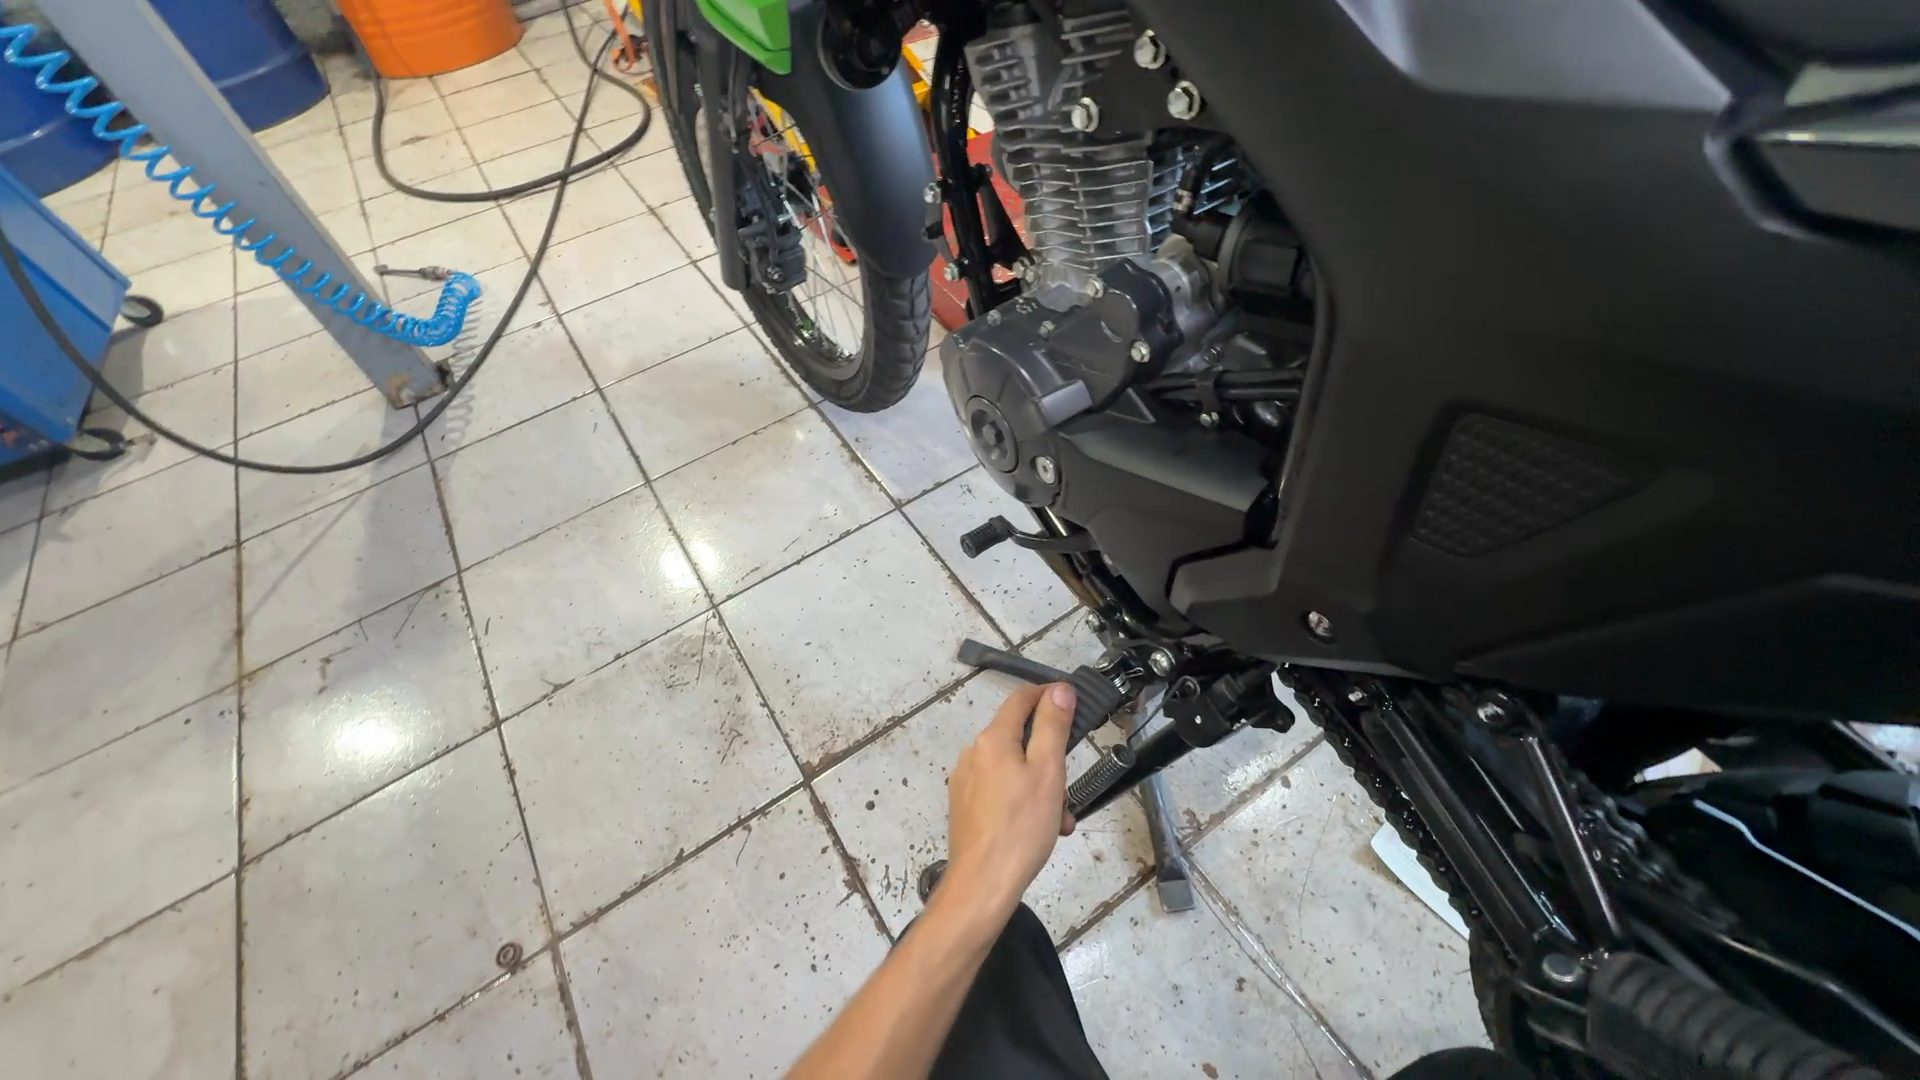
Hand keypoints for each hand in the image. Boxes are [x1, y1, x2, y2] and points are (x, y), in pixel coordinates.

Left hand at [940, 683, 1078, 917]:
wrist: (982, 885)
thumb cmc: (1021, 827)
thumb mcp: (1047, 772)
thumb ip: (1053, 727)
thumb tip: (1059, 690)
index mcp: (992, 739)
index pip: (1021, 700)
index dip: (1048, 695)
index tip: (1073, 701)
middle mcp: (973, 753)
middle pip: (1018, 738)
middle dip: (1049, 757)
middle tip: (1069, 789)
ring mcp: (965, 780)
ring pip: (1012, 768)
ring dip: (1040, 786)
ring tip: (1057, 820)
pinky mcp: (964, 805)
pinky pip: (1000, 790)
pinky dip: (1022, 801)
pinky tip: (1037, 830)